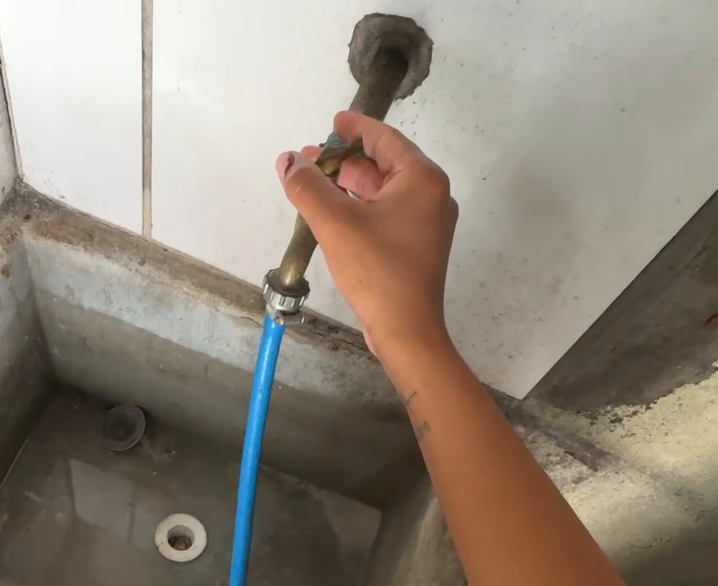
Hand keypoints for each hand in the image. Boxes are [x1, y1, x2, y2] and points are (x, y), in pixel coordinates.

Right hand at [277, 110, 458, 356]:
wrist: (407, 331)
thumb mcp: (336, 225)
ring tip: (314, 188)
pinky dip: (360, 210)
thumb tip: (287, 161)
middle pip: (382, 165)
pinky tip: (334, 218)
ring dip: (348, 188)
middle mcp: (431, 195)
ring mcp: (427, 224)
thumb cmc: (377, 272)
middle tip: (309, 163)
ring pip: (382, 193)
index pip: (384, 138)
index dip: (354, 127)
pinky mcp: (416, 248)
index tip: (331, 123)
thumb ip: (308, 188)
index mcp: (421, 178)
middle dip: (344, 162)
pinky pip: (385, 216)